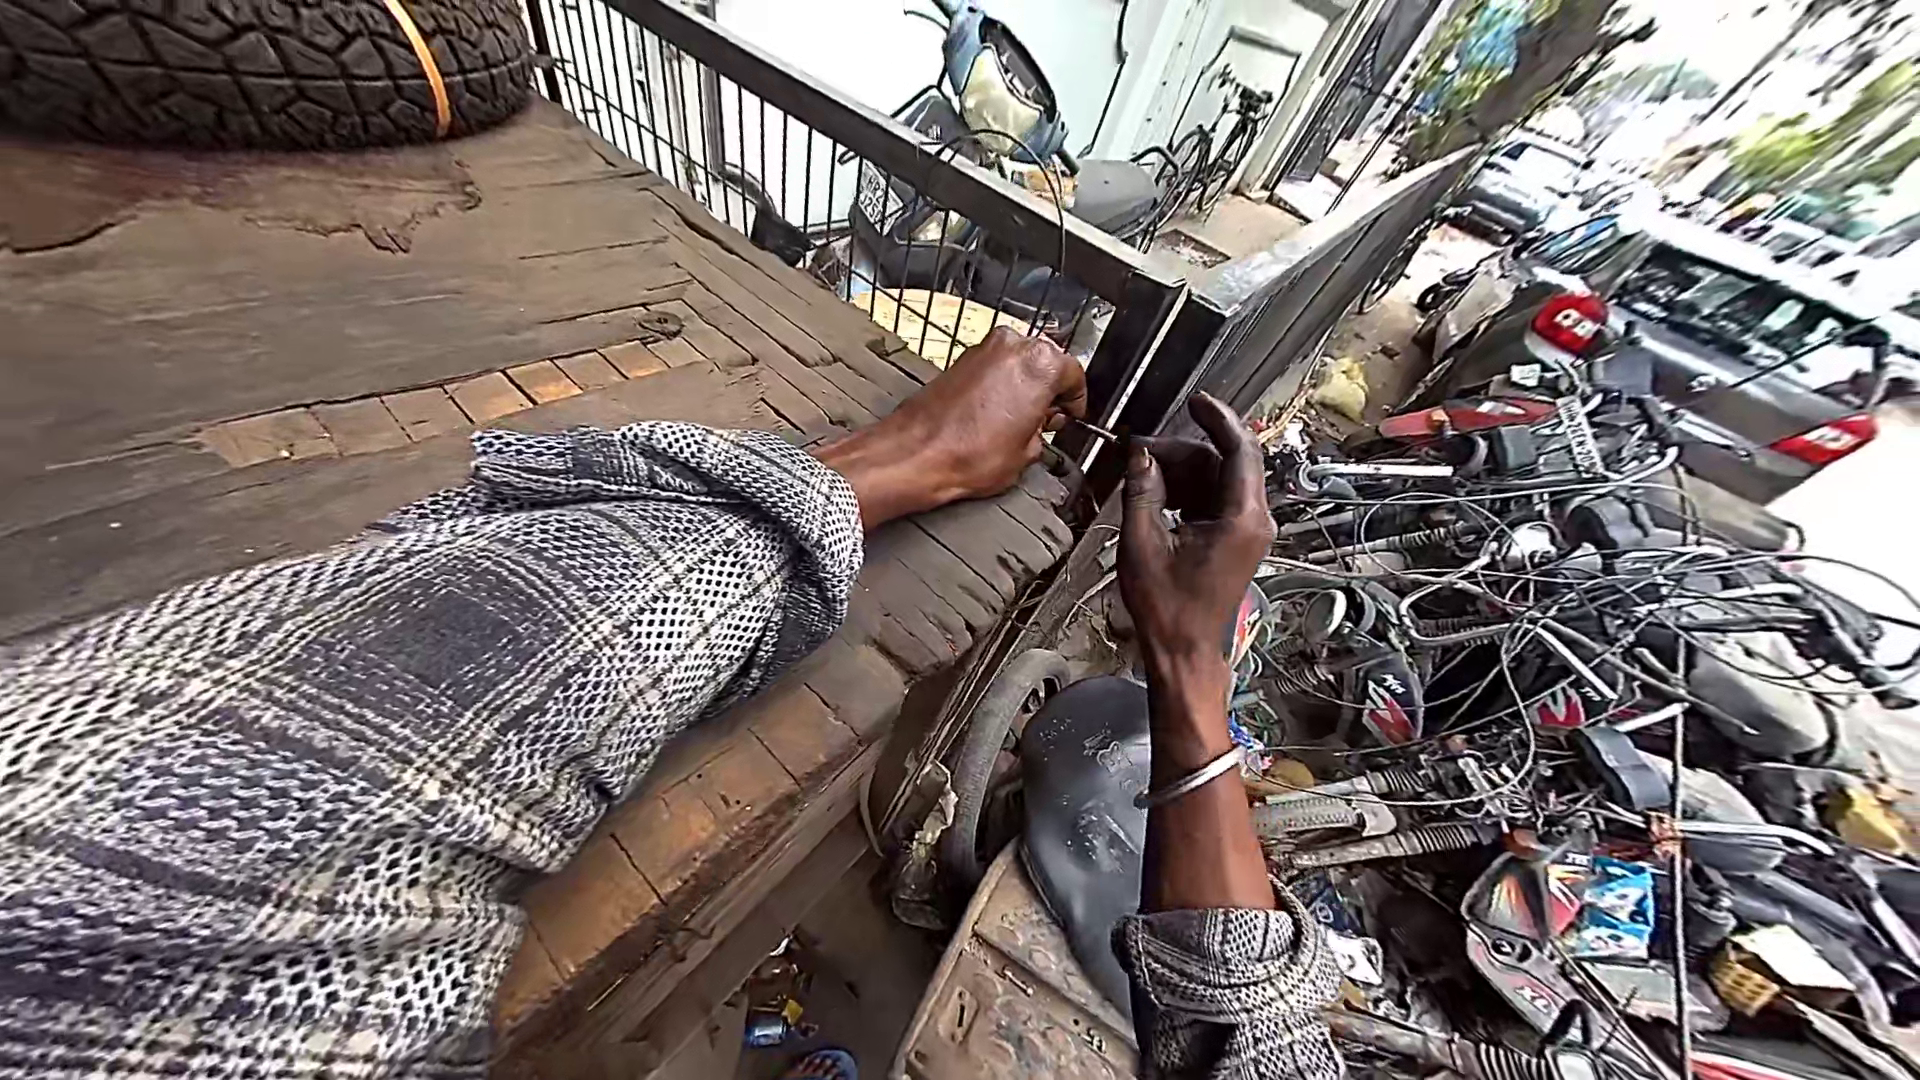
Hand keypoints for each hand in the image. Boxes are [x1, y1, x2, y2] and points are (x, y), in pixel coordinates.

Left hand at [814, 326, 1086, 527]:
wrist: (917, 455)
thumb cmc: (966, 454)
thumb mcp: (1026, 453)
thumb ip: (1043, 431)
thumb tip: (1039, 428)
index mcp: (1040, 363)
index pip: (1075, 372)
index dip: (1077, 399)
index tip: (1072, 413)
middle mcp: (1011, 345)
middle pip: (1046, 362)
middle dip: (1049, 390)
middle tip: (1047, 421)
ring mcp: (982, 349)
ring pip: (1018, 362)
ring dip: (1023, 387)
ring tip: (1019, 423)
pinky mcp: (959, 360)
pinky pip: (993, 368)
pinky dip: (1000, 385)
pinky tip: (995, 416)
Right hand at [1117, 393, 1273, 685]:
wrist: (1183, 651)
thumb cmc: (1167, 608)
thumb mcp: (1142, 543)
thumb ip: (1142, 492)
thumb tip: (1139, 455)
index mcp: (1241, 518)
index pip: (1239, 450)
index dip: (1217, 419)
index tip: (1195, 401)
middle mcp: (1252, 520)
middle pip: (1222, 464)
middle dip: (1181, 452)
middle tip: (1140, 455)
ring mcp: (1244, 531)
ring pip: (1215, 481)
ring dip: (1179, 473)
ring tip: (1140, 479)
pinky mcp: (1232, 541)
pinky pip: (1211, 501)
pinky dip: (1184, 493)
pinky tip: (1154, 499)